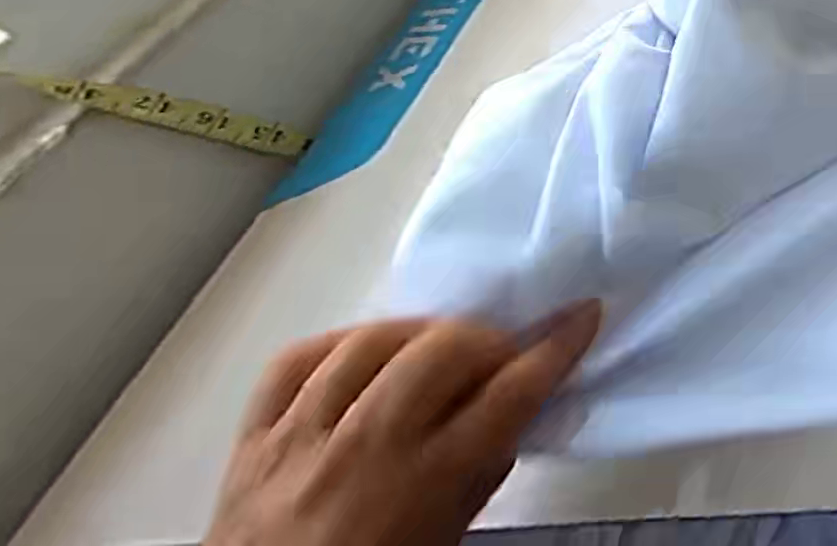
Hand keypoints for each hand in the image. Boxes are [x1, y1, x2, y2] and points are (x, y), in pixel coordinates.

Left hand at [205, 301, 600, 545]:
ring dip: (421, 333)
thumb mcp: (450, 536)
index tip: (586, 314)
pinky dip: (339, 346)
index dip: (559, 345)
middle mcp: (362, 453)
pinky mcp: (250, 443)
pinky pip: (295, 362)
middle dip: (487, 339)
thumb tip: (522, 398)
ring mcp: (298, 444)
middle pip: (443, 349)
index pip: (511, 392)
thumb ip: (486, 464)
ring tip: (437, 348)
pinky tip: (368, 356)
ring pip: (371, 342)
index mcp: (420, 487)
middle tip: (499, 357)